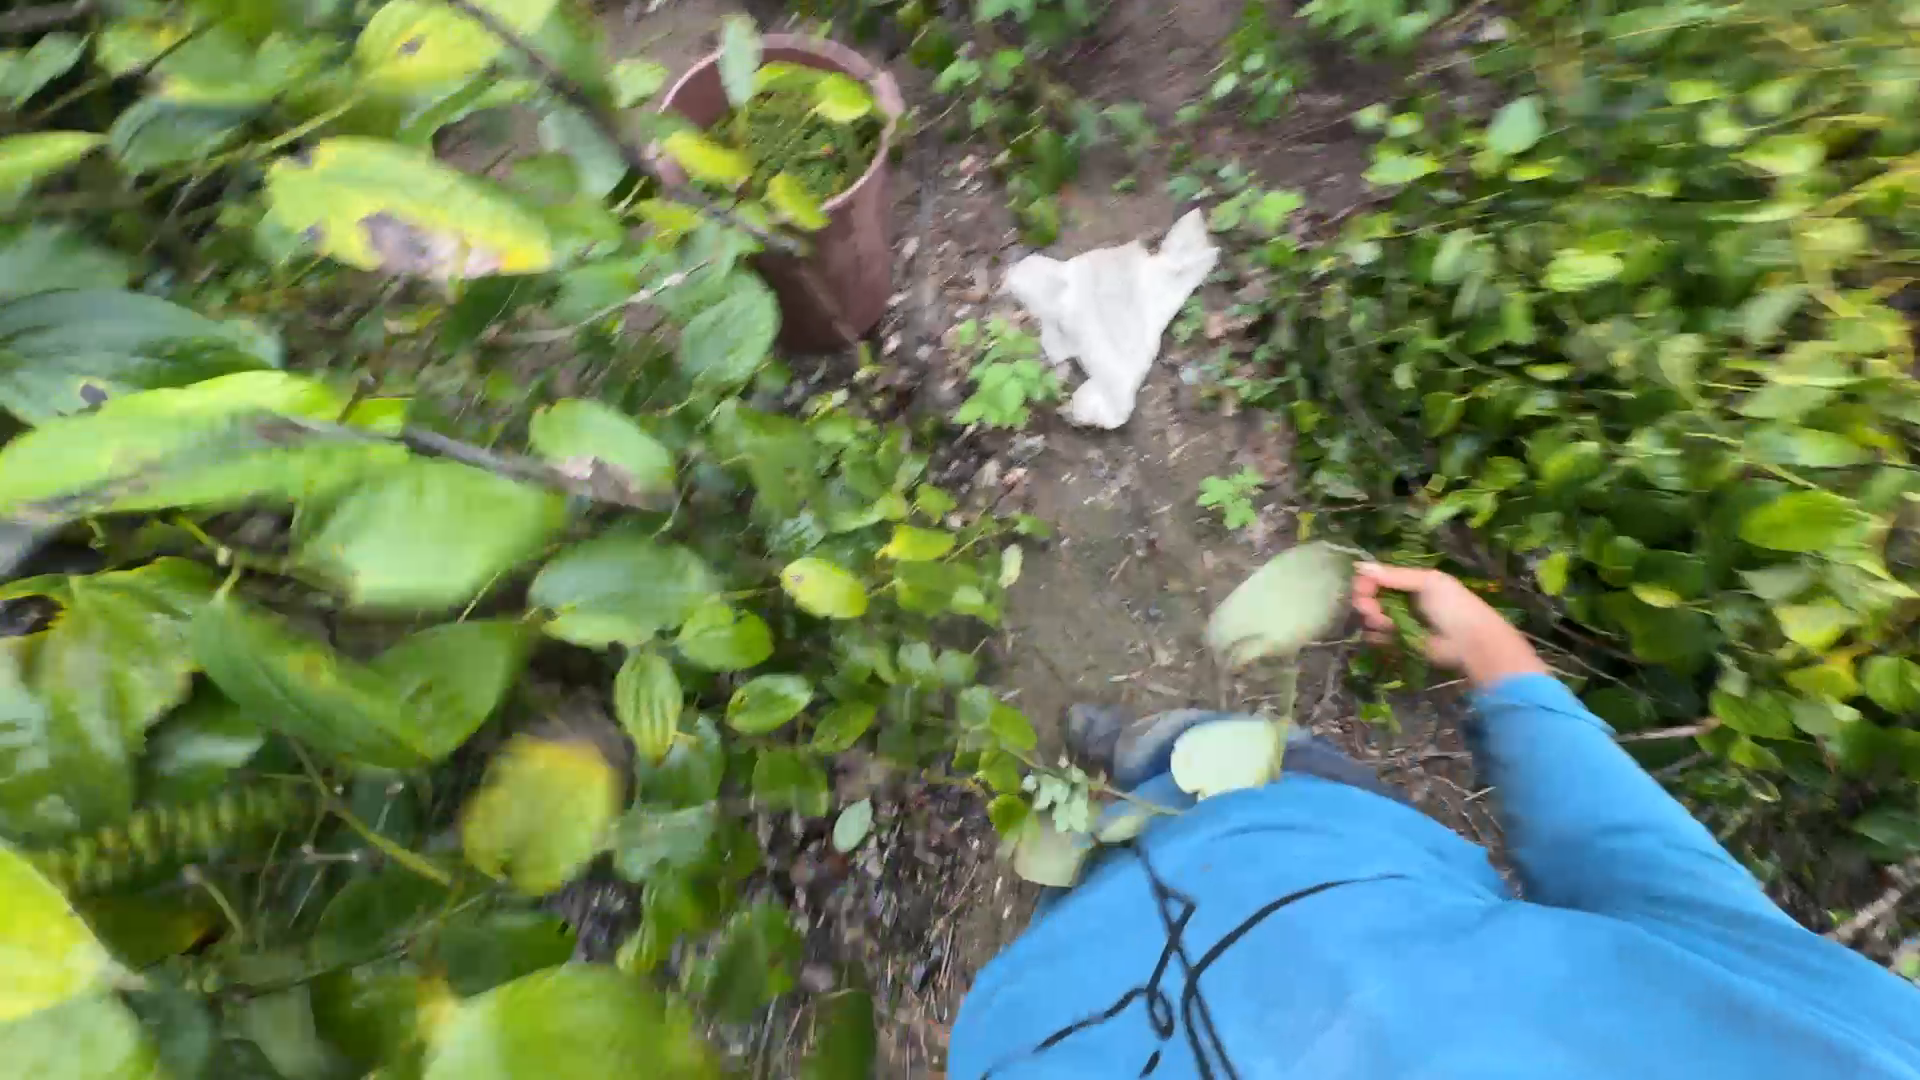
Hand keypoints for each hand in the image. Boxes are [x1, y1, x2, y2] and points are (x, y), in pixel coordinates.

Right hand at [1351, 563, 1547, 688]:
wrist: (1471, 643)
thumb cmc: (1454, 607)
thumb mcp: (1428, 582)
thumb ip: (1394, 575)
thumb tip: (1358, 566)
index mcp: (1410, 580)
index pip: (1377, 576)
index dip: (1365, 581)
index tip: (1361, 587)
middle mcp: (1402, 598)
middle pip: (1369, 595)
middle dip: (1364, 600)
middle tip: (1368, 607)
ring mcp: (1399, 619)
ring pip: (1370, 615)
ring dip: (1372, 618)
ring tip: (1385, 624)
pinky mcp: (1399, 640)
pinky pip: (1376, 636)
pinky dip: (1374, 636)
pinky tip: (1380, 635)